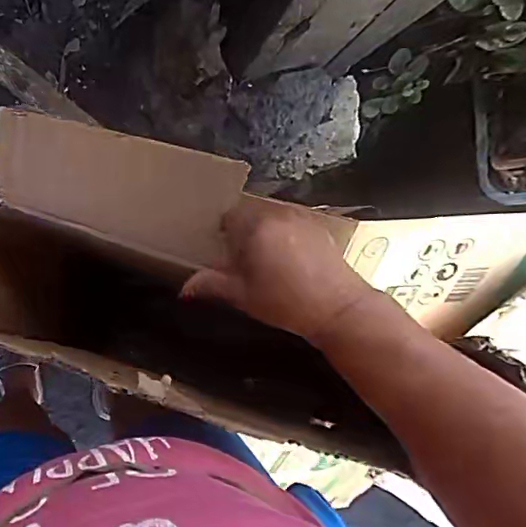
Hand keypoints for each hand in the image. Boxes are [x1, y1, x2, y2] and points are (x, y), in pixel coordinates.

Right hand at [179, 199, 383, 343]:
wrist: (340, 310)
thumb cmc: (286, 302)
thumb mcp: (241, 295)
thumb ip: (210, 284)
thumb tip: (186, 287)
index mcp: (255, 227)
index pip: (229, 216)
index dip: (223, 234)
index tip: (223, 253)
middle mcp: (280, 216)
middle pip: (251, 216)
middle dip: (244, 234)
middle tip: (242, 262)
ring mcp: (303, 220)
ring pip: (272, 220)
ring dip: (265, 235)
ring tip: (266, 263)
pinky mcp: (321, 229)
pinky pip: (292, 226)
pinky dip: (285, 238)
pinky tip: (288, 263)